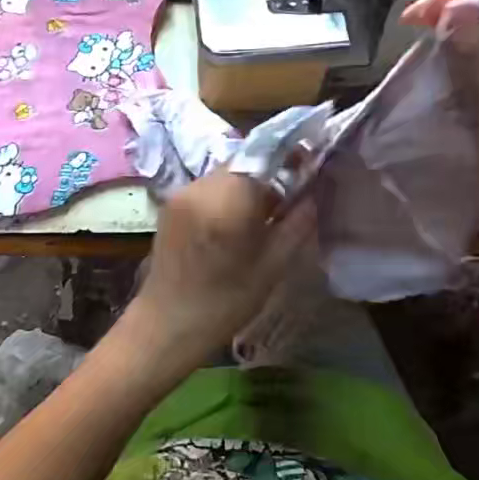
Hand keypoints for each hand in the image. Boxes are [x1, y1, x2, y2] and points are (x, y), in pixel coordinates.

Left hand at [127, 170, 314, 359]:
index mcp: (227, 200)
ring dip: (245, 185)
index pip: (263, 154)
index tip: (307, 167)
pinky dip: (224, 195)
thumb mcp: (271, 267)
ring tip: (260, 216)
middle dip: (267, 173)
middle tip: (286, 200)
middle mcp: (199, 187)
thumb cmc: (224, 303)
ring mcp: (180, 194)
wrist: (165, 324)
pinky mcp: (169, 205)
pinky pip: (205, 188)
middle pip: (241, 162)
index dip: (288, 156)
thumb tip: (313, 196)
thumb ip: (296, 225)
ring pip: (222, 174)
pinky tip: (232, 224)